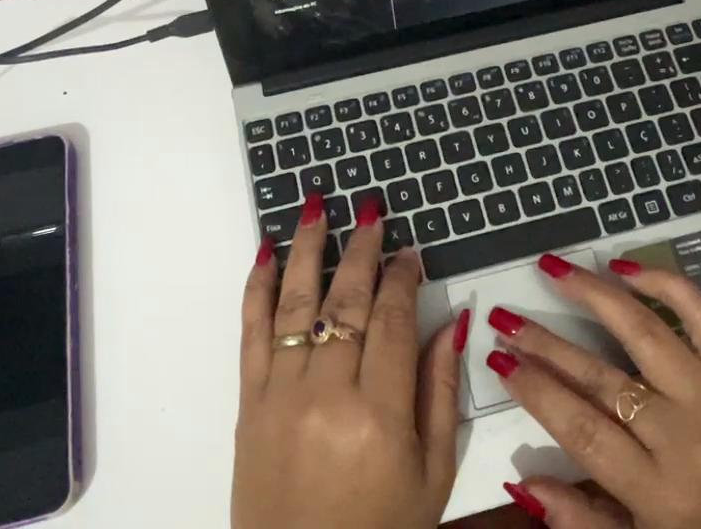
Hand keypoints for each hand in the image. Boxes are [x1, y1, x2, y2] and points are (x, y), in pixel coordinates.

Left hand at [232, 193, 466, 528]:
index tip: (411, 251)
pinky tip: (266, 251)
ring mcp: (280, 393)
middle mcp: (326, 393)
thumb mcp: (432, 474)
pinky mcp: (248, 401)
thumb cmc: (379, 528)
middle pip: (346, 300)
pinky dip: (258, 286)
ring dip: (308, 247)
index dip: (404, 277)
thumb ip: (440, 392)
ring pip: (296, 301)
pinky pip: (251, 331)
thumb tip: (451, 320)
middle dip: (361, 248)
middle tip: (370, 210)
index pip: (395, 320)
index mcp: (380, 413)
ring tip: (318, 204)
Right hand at [487, 254, 700, 528]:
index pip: (581, 429)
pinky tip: (626, 267)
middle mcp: (684, 437)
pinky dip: (664, 283)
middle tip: (505, 316)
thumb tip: (522, 482)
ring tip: (552, 269)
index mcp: (658, 492)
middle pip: (601, 379)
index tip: (499, 359)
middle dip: (544, 343)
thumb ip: (585, 520)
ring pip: (643, 332)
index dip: (536, 390)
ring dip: (592, 295)